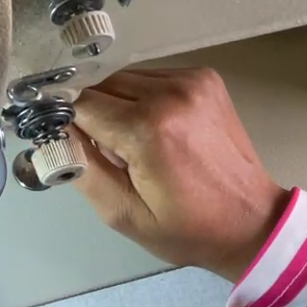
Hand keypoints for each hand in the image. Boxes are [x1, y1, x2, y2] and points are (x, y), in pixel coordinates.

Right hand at [69, 67, 288, 280]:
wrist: (253, 222)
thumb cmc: (185, 228)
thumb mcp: (121, 213)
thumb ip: (80, 167)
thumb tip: (53, 132)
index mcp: (148, 129)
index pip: (80, 105)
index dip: (67, 123)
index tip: (69, 144)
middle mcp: (171, 93)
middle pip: (101, 87)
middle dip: (93, 116)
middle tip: (106, 151)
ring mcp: (191, 81)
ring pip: (124, 80)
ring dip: (116, 105)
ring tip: (133, 142)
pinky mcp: (204, 78)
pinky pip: (149, 78)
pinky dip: (140, 99)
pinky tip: (154, 128)